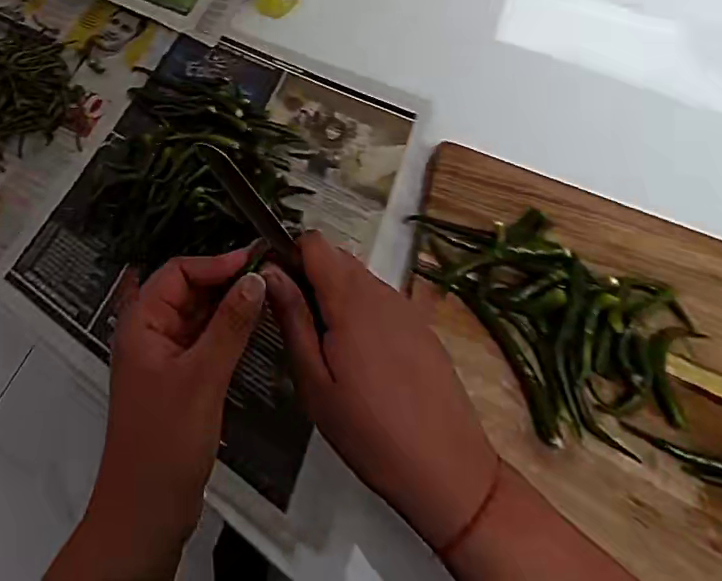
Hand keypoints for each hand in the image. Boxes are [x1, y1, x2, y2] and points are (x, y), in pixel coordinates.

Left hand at [48, 246, 264, 578]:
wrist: (147, 505)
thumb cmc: (163, 443)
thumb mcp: (202, 378)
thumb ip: (228, 328)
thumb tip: (252, 281)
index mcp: (140, 321)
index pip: (176, 272)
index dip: (214, 262)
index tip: (253, 259)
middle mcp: (147, 331)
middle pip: (185, 290)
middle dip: (223, 280)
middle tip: (267, 275)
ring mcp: (162, 355)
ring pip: (196, 315)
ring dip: (226, 305)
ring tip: (266, 296)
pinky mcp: (177, 378)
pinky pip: (201, 341)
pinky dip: (224, 332)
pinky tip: (251, 329)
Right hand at [262, 234, 498, 550]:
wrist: (453, 480)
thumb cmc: (370, 433)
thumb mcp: (313, 380)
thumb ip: (291, 318)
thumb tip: (269, 272)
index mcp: (352, 302)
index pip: (313, 242)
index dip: (287, 254)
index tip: (272, 284)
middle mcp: (383, 296)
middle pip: (335, 256)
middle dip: (307, 274)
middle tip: (293, 319)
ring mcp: (408, 312)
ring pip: (357, 277)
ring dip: (332, 292)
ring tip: (323, 342)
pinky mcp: (423, 331)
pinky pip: (379, 300)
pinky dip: (358, 310)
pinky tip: (356, 356)